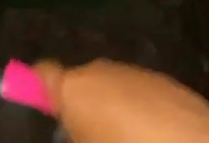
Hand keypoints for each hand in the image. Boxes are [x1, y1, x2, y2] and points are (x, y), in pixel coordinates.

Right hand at [35, 60, 208, 142]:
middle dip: (84, 107)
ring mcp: (138, 75)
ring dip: (117, 110)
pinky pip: (145, 96)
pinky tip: (159, 142)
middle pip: (81, 84)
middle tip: (92, 139)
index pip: (41, 74)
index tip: (36, 105)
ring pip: (116, 89)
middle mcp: (102, 72)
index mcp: (74, 90)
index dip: (35, 88)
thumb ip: (77, 132)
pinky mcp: (172, 85)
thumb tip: (75, 127)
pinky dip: (145, 113)